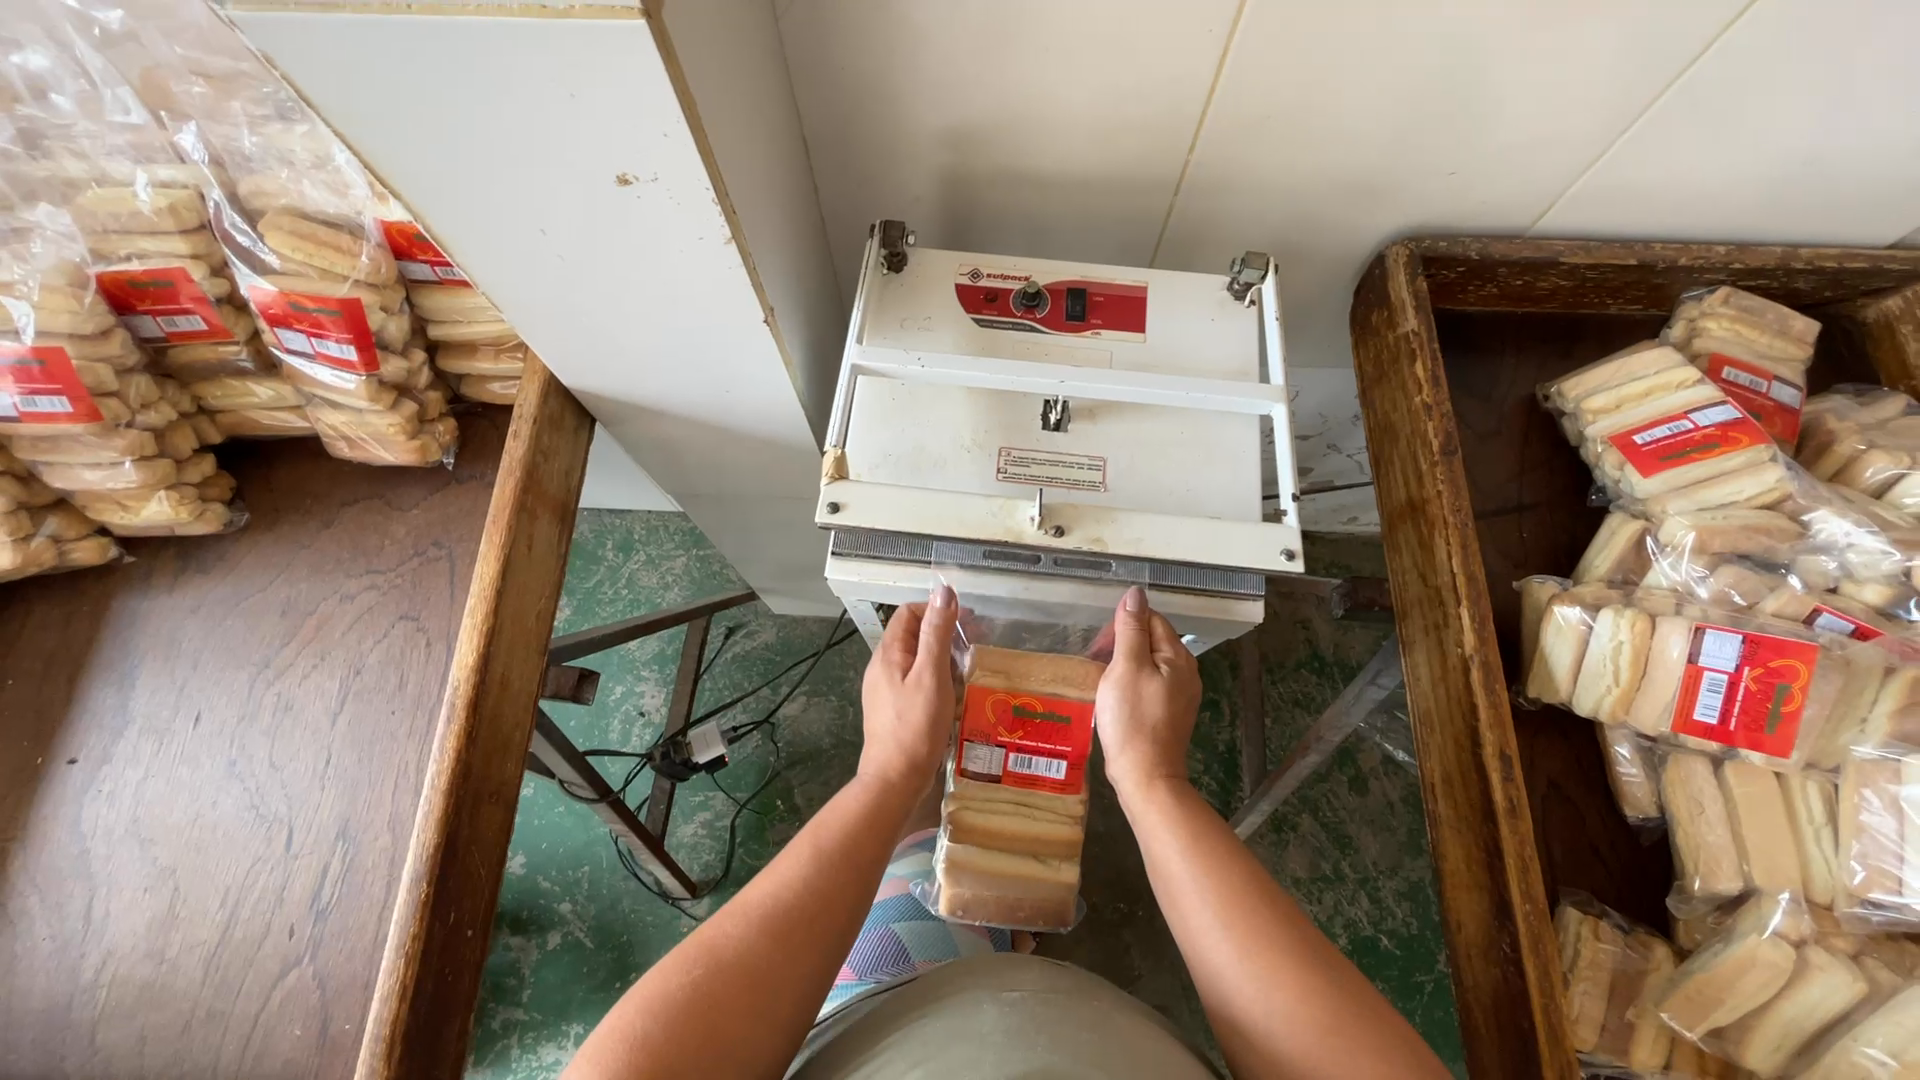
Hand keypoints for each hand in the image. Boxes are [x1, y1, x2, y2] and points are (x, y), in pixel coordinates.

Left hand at [857, 586, 957, 798]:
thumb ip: (937, 633)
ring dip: (942, 659)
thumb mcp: (932, 675)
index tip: (966, 625)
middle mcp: (882, 667)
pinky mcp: (893, 709)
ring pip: (916, 660)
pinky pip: (916, 682)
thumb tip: (943, 590)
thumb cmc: (916, 726)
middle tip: (973, 648)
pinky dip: (936, 680)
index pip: (909, 613)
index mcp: (888, 653)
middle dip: (943, 636)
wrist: (894, 780)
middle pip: (913, 635)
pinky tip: (952, 696)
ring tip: (966, 673)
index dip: (937, 610)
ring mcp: (885, 689)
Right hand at [1095, 586, 1200, 798]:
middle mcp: (1186, 671)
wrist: (1145, 775)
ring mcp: (1180, 694)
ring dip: (1124, 664)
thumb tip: (1135, 593)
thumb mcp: (1126, 667)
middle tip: (1096, 663)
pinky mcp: (1169, 713)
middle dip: (1122, 643)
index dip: (1123, 624)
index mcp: (1178, 656)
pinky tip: (1115, 697)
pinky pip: (1149, 684)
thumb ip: (1131, 629)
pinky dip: (1130, 682)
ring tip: (1102, 680)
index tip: (1099, 646)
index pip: (1151, 620)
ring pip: (1149, 663)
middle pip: (1152, 640)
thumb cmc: (1132, 718)